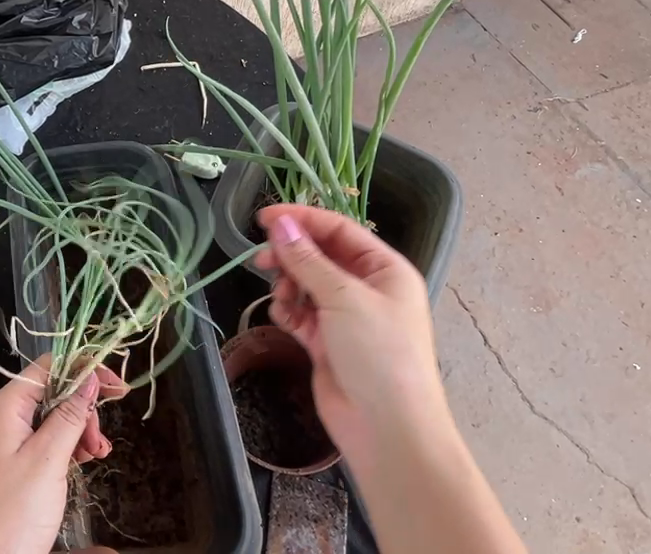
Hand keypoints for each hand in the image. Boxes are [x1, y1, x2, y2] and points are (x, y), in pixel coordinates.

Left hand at [0, 356, 125, 553]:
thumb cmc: (15, 512)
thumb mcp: (49, 460)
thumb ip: (70, 415)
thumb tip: (89, 377)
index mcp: (4, 407)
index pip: (47, 368)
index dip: (82, 370)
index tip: (115, 384)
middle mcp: (2, 417)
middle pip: (51, 393)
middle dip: (82, 409)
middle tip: (101, 438)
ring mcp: (6, 442)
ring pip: (51, 419)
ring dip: (79, 430)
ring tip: (97, 454)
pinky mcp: (13, 465)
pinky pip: (45, 442)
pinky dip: (68, 447)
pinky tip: (85, 460)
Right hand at [255, 204, 450, 480]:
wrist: (388, 431)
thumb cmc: (379, 354)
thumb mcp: (343, 297)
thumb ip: (306, 258)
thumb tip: (278, 222)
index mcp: (384, 269)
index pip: (338, 229)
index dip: (301, 219)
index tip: (262, 218)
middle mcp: (366, 288)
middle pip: (318, 254)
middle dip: (290, 256)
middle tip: (262, 261)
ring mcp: (346, 316)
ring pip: (304, 282)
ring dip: (288, 285)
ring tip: (282, 299)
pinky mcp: (326, 341)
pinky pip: (299, 312)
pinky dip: (288, 311)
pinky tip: (286, 320)